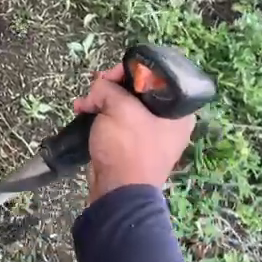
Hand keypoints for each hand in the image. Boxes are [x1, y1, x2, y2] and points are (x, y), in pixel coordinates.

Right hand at [74, 63, 197, 202]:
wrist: (120, 189)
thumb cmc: (128, 147)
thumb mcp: (119, 109)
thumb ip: (108, 89)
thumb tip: (98, 88)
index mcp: (178, 110)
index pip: (154, 77)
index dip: (128, 72)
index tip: (106, 77)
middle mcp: (168, 119)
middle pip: (135, 89)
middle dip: (108, 88)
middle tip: (93, 92)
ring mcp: (149, 132)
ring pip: (122, 103)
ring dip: (99, 100)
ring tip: (82, 106)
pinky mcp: (131, 142)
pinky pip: (115, 119)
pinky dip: (99, 114)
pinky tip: (83, 113)